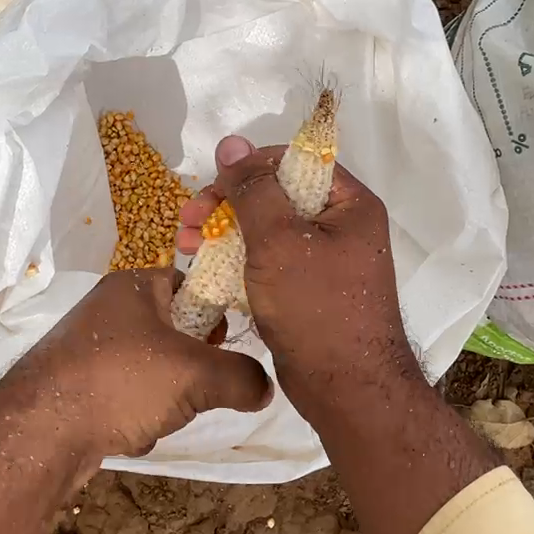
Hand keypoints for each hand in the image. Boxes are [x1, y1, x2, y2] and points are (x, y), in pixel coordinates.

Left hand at [0, 268, 271, 468]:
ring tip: (161, 416)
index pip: (189, 283)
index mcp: (134, 286)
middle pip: (173, 331)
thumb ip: (241, 377)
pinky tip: (131, 433)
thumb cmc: (122, 381)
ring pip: (152, 369)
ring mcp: (88, 348)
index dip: (214, 311)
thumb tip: (265, 387)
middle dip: (191, 365)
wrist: (40, 432)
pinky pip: (125, 395)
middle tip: (197, 386)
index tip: (226, 344)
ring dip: (166, 397)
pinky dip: (137, 415)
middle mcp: (107, 309)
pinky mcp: (76, 386)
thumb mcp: (196, 374)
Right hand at [175, 135, 416, 393]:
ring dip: (223, 231)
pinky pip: (268, 260)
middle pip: (275, 195)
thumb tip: (231, 142)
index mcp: (349, 204)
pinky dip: (237, 260)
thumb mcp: (279, 241)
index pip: (295, 161)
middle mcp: (341, 225)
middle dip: (226, 204)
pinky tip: (204, 267)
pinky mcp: (307, 290)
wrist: (347, 391)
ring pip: (266, 230)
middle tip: (187, 218)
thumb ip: (253, 189)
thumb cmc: (316, 308)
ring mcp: (324, 259)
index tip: (211, 186)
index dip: (249, 167)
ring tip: (184, 244)